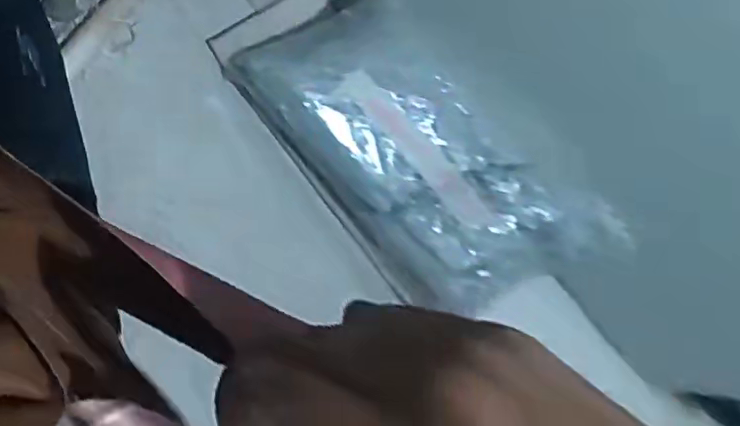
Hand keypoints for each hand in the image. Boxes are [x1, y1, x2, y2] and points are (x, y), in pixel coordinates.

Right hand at [217, 303, 638, 425]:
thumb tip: (258, 416)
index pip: (260, 385)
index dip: (238, 413)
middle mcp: (433, 373)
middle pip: (288, 348)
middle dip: (283, 396)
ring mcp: (472, 340)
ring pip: (338, 327)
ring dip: (339, 378)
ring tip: (383, 425)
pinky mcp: (502, 332)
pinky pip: (397, 323)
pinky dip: (389, 363)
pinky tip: (433, 410)